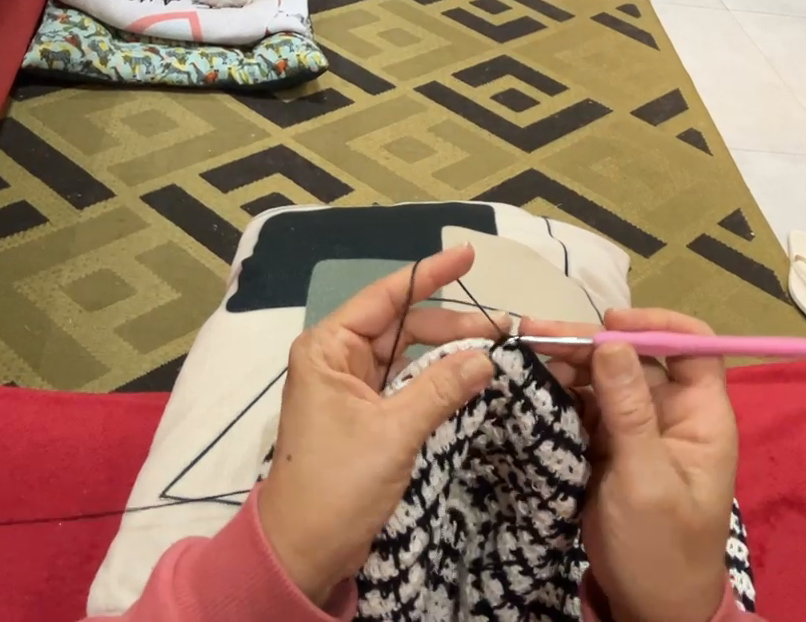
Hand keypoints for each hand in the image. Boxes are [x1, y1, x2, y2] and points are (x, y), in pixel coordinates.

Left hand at [257, 244, 500, 603]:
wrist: (302, 552)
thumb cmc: (337, 483)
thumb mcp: (393, 432)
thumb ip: (441, 388)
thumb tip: (487, 357)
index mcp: (329, 346)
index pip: (385, 296)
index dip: (429, 273)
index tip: (467, 253)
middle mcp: (338, 356)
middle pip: (401, 323)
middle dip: (450, 322)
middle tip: (503, 325)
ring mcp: (352, 384)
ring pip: (407, 352)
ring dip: (447, 349)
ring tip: (495, 345)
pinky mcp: (365, 412)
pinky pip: (406, 380)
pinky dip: (436, 376)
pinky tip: (468, 372)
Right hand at [524, 308, 738, 621]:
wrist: (645, 607)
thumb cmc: (661, 549)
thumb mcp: (645, 480)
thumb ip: (629, 411)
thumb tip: (611, 341)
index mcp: (699, 417)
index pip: (692, 348)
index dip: (655, 324)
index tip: (609, 321)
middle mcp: (669, 410)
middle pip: (631, 355)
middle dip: (587, 341)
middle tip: (534, 332)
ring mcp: (636, 423)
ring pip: (601, 373)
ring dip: (565, 360)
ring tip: (524, 354)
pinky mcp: (606, 438)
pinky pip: (583, 398)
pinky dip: (558, 387)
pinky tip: (530, 380)